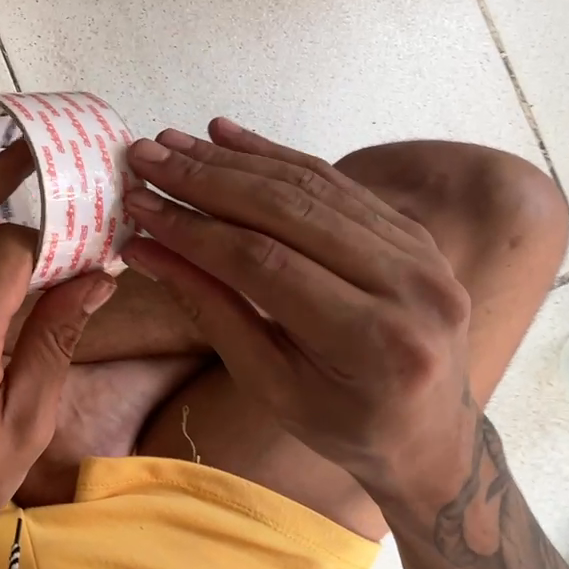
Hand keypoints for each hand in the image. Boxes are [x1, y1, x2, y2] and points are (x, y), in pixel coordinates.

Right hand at [119, 120, 477, 503]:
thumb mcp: (266, 382)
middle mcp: (409, 286)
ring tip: (171, 141)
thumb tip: (142, 247)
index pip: (262, 263)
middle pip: (285, 211)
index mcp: (374, 343)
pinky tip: (224, 134)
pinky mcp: (410, 229)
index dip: (192, 228)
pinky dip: (272, 153)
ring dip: (230, 158)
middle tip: (144, 155)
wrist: (432, 434)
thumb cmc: (340, 422)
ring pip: (307, 185)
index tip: (137, 202)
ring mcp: (419, 251)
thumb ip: (208, 306)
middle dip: (203, 179)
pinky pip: (332, 180)